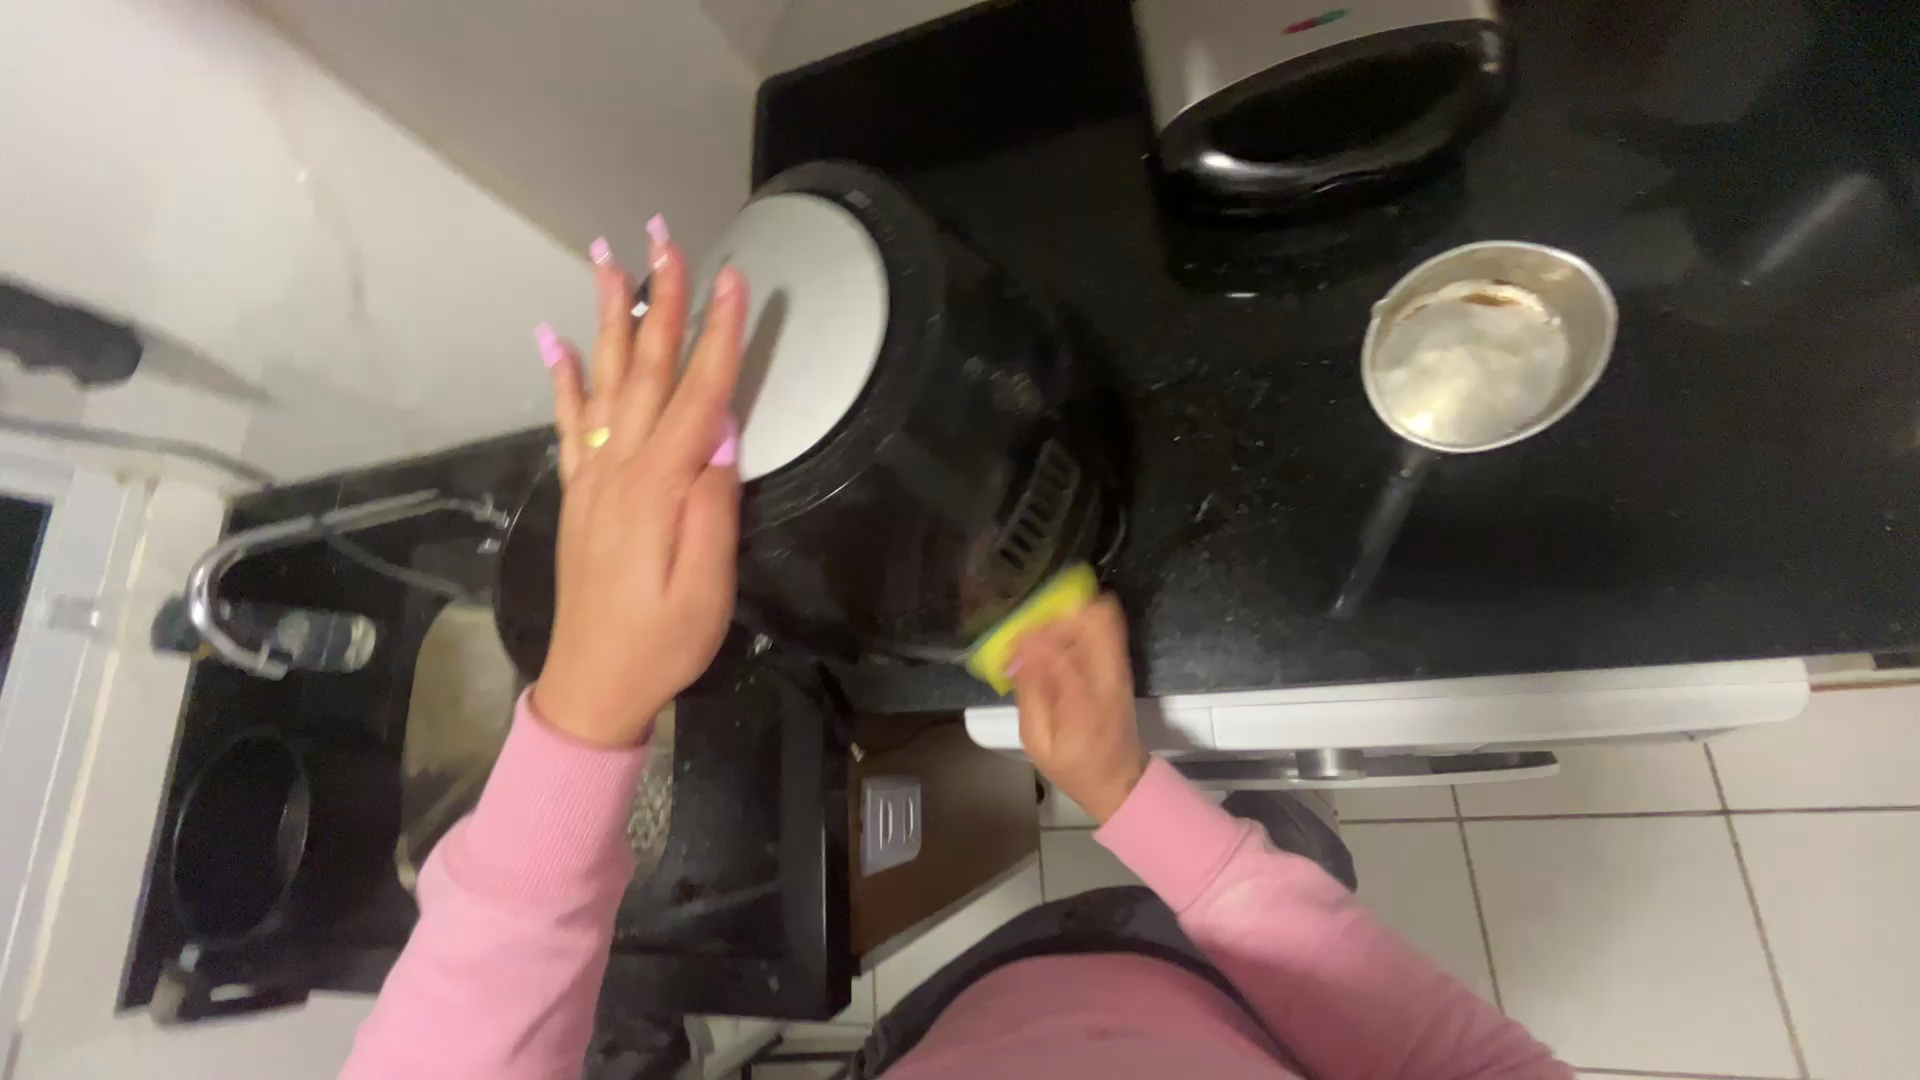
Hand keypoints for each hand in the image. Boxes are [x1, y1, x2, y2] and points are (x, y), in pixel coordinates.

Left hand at [530, 221, 745, 746]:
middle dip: (660, 301)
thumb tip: (724, 438)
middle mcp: (618, 470)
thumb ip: (713, 509)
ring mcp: (592, 479)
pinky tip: (555, 340)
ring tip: (609, 260)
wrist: (594, 684)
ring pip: (604, 382)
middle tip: (666, 237)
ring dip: (611, 319)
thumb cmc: (664, 642)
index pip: (697, 397)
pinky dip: (563, 378)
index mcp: (657, 489)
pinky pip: (569, 424)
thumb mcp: (707, 588)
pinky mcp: (581, 494)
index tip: (735, 281)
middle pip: (645, 372)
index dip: (720, 338)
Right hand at [1011, 595, 1149, 823]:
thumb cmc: (1074, 767)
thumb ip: (1029, 693)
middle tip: (1035, 637)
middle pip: (1094, 618)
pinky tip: (1062, 645)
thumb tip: (1021, 650)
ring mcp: (1121, 668)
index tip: (1014, 646)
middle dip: (1057, 618)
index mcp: (1084, 703)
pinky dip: (1080, 625)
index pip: (1061, 652)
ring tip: (1047, 640)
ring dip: (1069, 619)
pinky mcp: (1123, 665)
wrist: (1120, 779)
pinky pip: (1106, 627)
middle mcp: (1109, 676)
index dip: (1033, 639)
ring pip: (1102, 616)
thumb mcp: (1038, 741)